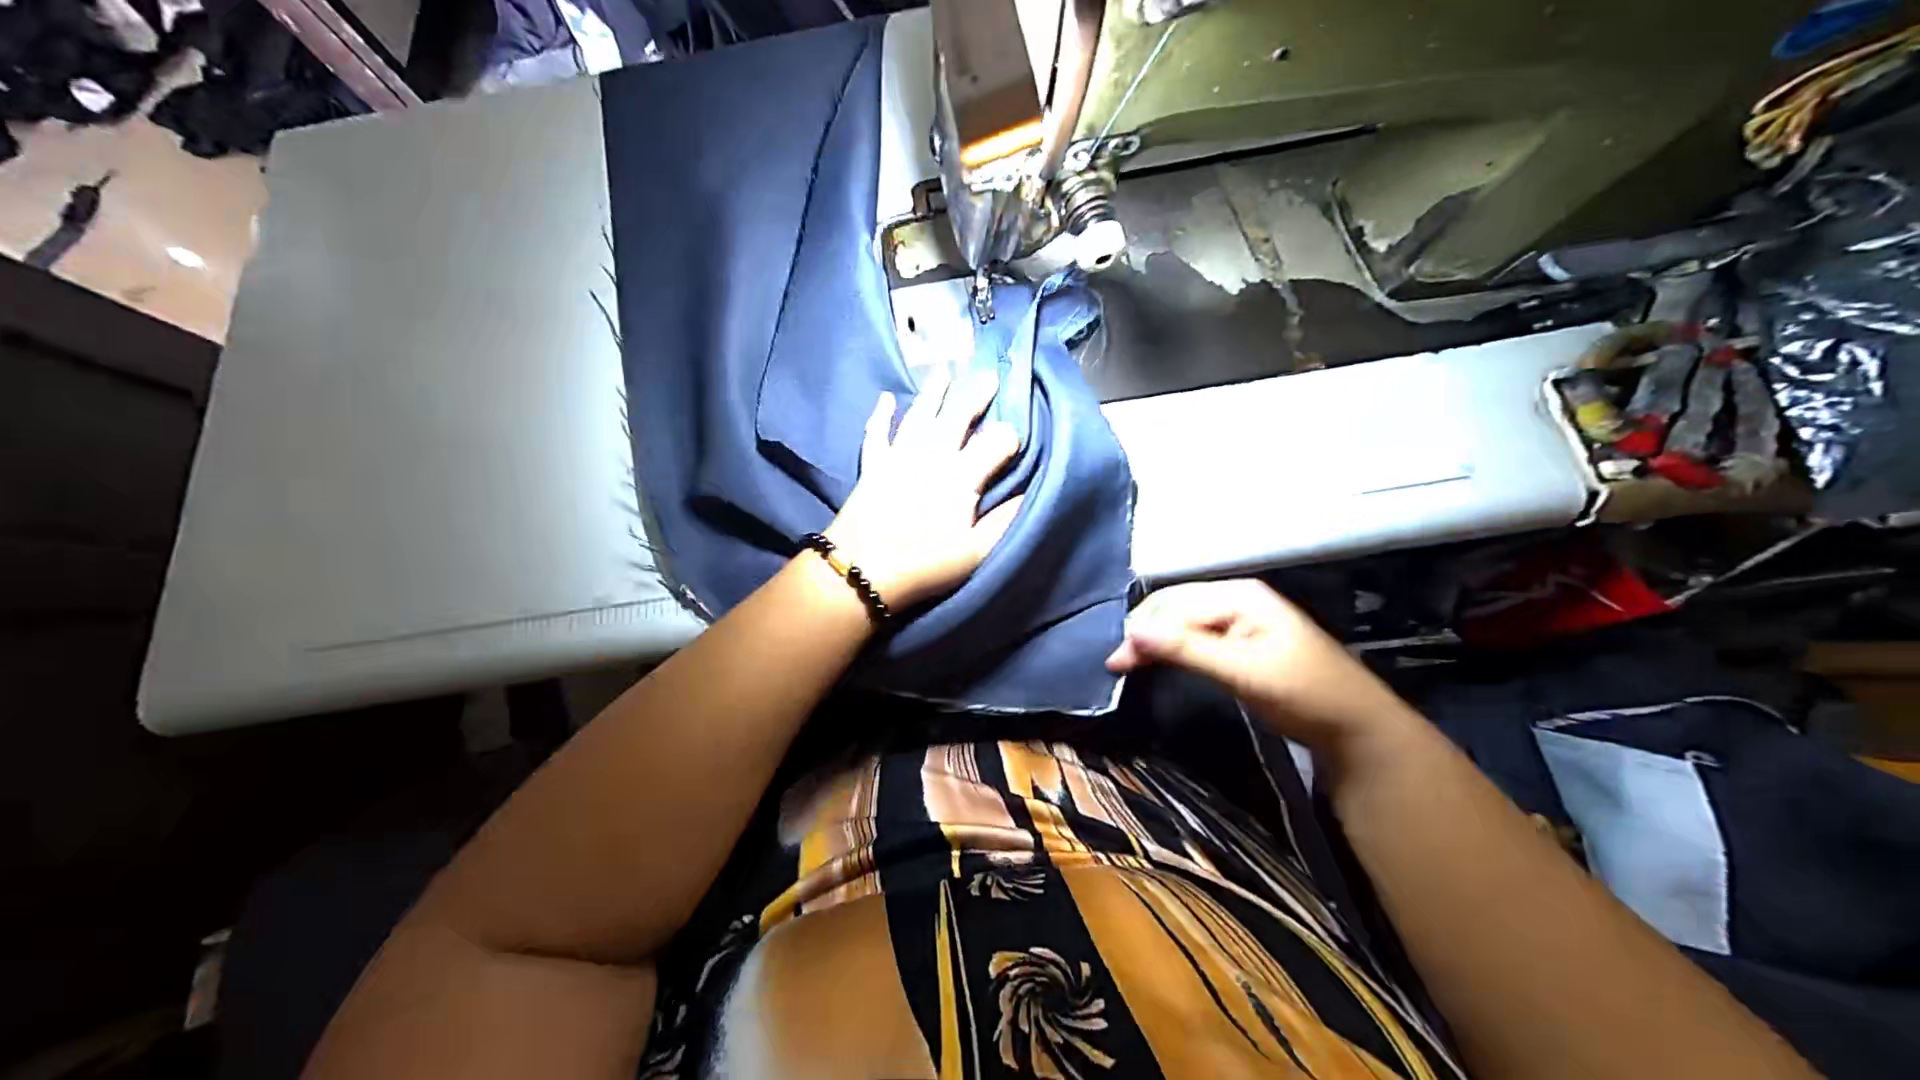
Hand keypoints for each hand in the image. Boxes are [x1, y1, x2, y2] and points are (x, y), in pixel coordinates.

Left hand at [823, 368, 1024, 609]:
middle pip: (958, 415)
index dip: (1009, 436)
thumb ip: (1004, 521)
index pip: (995, 442)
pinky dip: (881, 414)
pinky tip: (887, 398)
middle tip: (989, 374)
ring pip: (920, 414)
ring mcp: (899, 456)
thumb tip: (1028, 493)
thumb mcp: (975, 552)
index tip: (1015, 438)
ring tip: (945, 371)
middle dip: (976, 394)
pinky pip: (877, 432)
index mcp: (961, 476)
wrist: (860, 570)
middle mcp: (932, 455)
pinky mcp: (872, 465)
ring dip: (934, 392)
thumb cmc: (923, 564)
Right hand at [1105, 579, 1416, 748]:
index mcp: (1241, 595)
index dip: (1142, 629)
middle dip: (1145, 632)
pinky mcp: (1243, 644)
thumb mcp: (1242, 671)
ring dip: (1157, 641)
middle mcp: (1238, 600)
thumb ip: (1187, 649)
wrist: (1358, 730)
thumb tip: (1131, 631)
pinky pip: (1198, 637)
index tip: (1115, 662)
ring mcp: (1242, 621)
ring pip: (1184, 622)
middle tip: (1117, 665)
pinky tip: (1161, 660)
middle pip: (1177, 608)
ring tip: (1130, 663)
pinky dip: (1175, 649)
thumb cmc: (1304, 694)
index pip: (1175, 604)